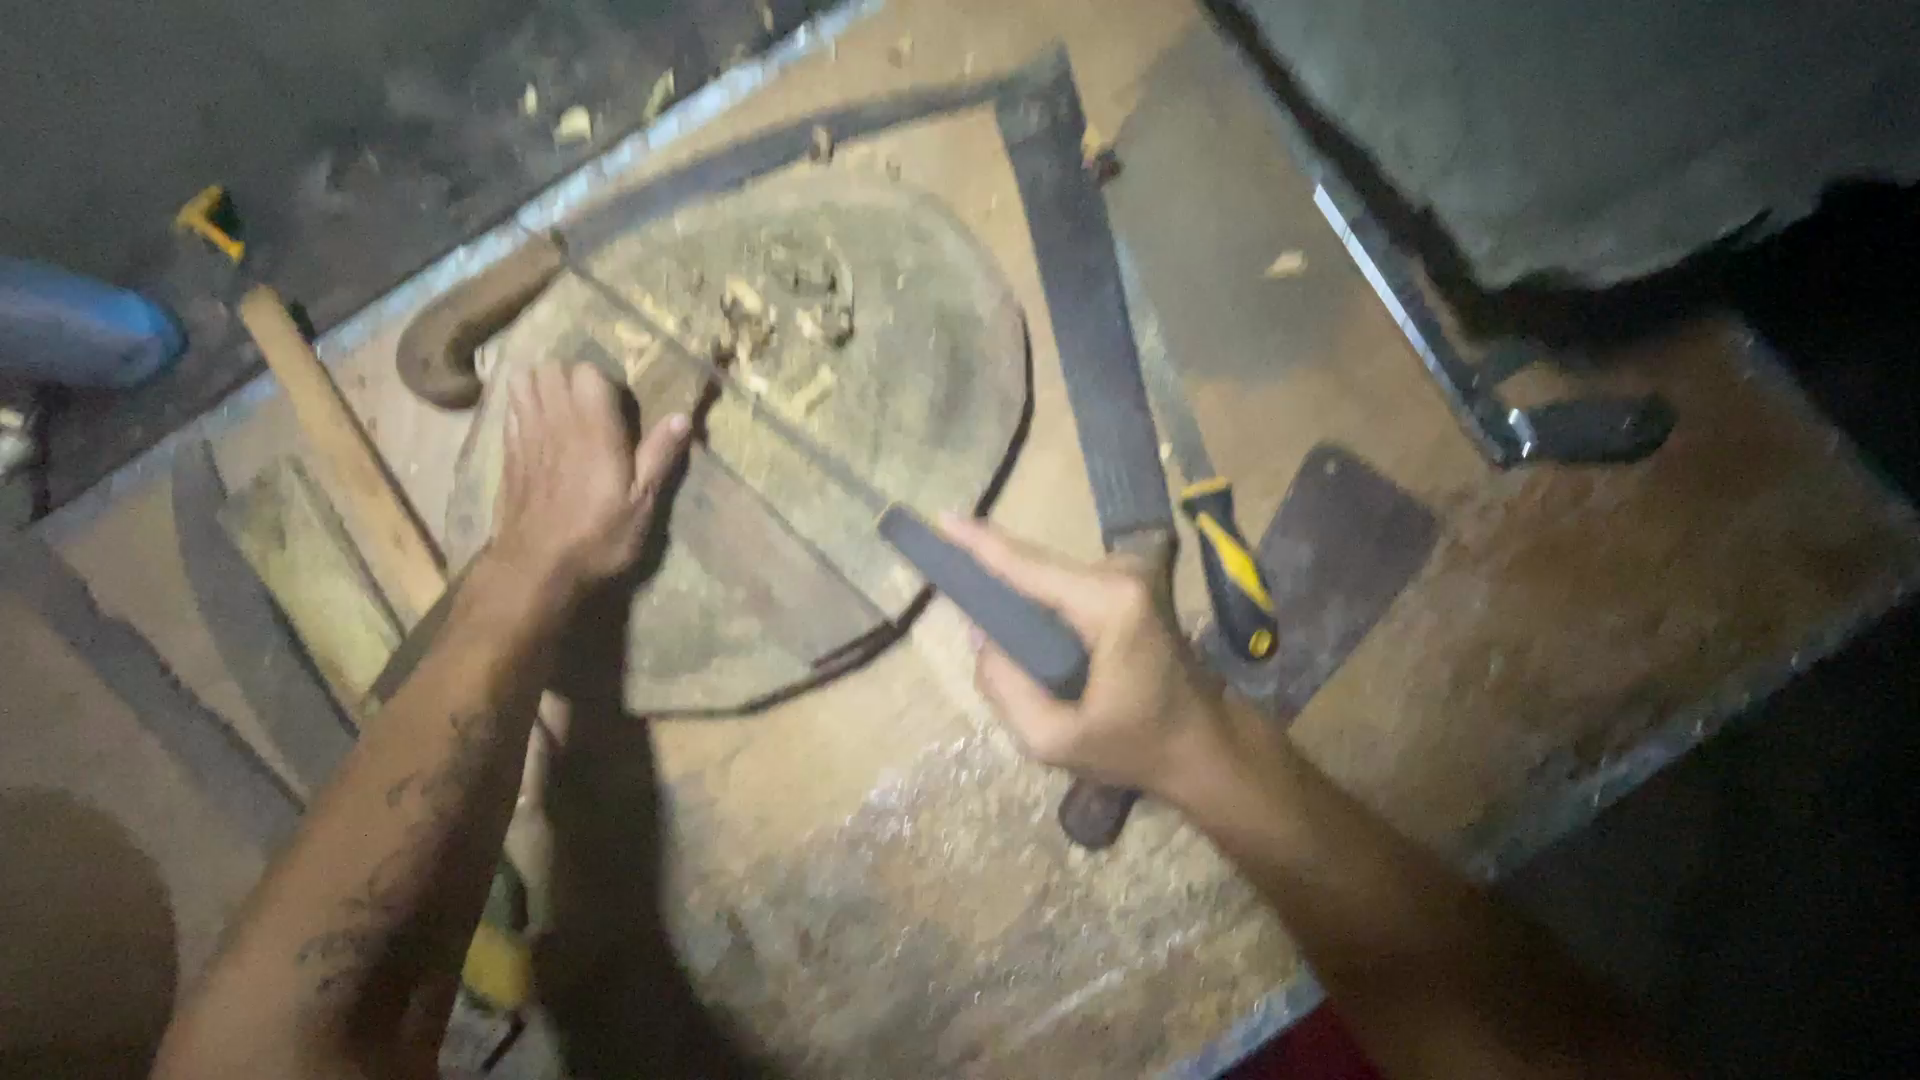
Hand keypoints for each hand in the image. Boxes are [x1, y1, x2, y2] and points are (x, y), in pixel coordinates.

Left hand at [490, 362, 690, 601]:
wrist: (535, 567)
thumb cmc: (598, 536)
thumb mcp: (641, 503)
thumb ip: (659, 455)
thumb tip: (683, 417)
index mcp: (593, 430)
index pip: (588, 373)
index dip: (605, 382)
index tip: (620, 408)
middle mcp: (556, 422)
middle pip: (552, 369)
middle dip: (572, 377)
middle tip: (592, 405)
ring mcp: (526, 435)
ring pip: (525, 382)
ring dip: (544, 385)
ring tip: (563, 407)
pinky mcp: (508, 452)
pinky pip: (511, 410)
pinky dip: (523, 406)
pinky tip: (538, 425)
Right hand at [941, 516, 1232, 797]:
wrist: (1207, 745)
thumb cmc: (1137, 746)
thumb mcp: (1054, 740)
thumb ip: (1004, 688)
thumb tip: (982, 637)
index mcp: (1108, 604)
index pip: (1027, 566)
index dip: (977, 543)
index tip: (940, 519)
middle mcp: (1120, 575)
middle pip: (1034, 569)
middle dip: (992, 586)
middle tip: (962, 615)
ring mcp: (1129, 576)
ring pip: (1047, 582)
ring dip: (1020, 608)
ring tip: (1018, 656)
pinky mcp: (1130, 586)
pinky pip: (1064, 590)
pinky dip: (1041, 612)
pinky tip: (1042, 650)